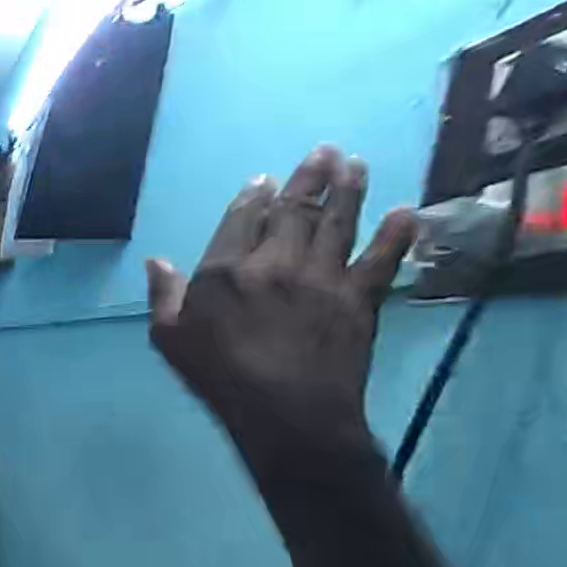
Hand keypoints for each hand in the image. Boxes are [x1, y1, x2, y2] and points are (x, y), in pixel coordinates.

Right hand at [146, 146, 417, 482]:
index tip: (264, 178)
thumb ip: (164, 295)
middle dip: (309, 178)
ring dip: (349, 190)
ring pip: (338, 223)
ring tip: (355, 163)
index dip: (253, 196)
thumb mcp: (170, 338)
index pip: (241, 220)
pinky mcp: (359, 300)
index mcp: (225, 271)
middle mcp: (275, 263)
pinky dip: (397, 236)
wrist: (288, 416)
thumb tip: (156, 261)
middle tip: (324, 151)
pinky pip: (382, 261)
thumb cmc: (219, 376)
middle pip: (294, 210)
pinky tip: (409, 212)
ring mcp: (322, 279)